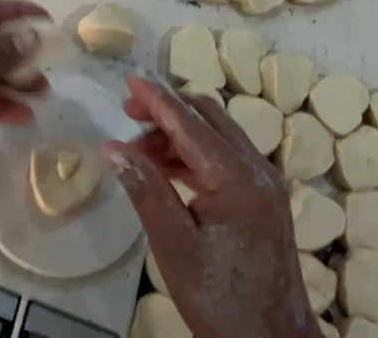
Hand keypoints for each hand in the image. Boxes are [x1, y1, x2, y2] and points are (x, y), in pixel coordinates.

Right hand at [107, 75, 317, 337]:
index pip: (189, 122)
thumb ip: (146, 189)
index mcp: (237, 176)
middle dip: (167, 110)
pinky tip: (166, 170)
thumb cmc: (221, 298)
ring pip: (216, 134)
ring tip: (139, 151)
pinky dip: (193, 153)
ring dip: (178, 132)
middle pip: (207, 117)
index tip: (129, 78)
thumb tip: (113, 146)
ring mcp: (264, 182)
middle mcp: (256, 168)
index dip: (156, 99)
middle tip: (128, 116)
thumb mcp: (174, 245)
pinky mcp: (262, 198)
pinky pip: (224, 157)